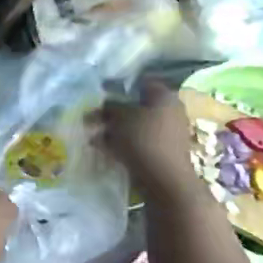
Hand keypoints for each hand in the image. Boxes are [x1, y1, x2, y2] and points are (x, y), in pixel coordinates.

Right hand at [91, 79, 198, 200]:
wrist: (165, 179)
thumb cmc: (144, 140)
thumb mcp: (121, 118)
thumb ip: (110, 108)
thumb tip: (103, 103)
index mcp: (164, 96)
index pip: (141, 83)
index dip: (119, 88)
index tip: (101, 97)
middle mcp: (170, 111)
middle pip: (137, 107)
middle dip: (113, 114)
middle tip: (92, 120)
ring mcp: (168, 133)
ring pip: (136, 127)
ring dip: (115, 131)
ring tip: (94, 138)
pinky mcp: (163, 152)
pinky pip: (139, 143)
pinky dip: (123, 145)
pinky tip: (105, 151)